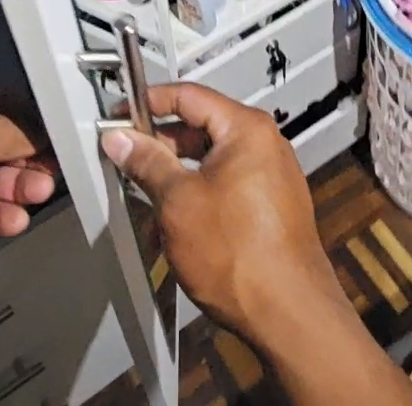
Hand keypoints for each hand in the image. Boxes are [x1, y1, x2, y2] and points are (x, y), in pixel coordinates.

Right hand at [98, 84, 344, 344]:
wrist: (289, 315)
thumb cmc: (242, 256)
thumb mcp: (178, 201)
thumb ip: (147, 162)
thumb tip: (122, 139)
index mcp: (247, 129)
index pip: (188, 95)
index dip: (149, 102)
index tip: (122, 115)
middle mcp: (265, 145)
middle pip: (199, 129)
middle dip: (160, 150)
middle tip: (128, 162)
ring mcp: (271, 177)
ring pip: (208, 164)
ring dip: (175, 183)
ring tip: (150, 211)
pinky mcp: (271, 208)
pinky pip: (225, 188)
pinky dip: (197, 201)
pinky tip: (176, 232)